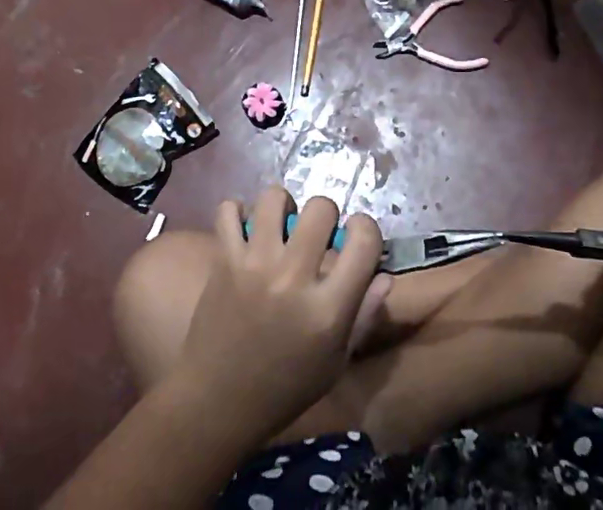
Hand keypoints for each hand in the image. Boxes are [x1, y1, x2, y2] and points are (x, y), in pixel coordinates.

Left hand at [175, 189, 390, 434]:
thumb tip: (385, 275)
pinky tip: (246, 230)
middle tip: (316, 236)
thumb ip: (364, 315)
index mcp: (328, 308)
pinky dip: (237, 212)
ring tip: (280, 227)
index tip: (354, 236)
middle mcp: (293, 278)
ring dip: (282, 207)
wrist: (218, 402)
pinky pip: (228, 210)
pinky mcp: (223, 262)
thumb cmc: (286, 386)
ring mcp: (254, 265)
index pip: (364, 240)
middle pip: (320, 208)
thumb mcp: (336, 361)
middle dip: (325, 215)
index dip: (366, 228)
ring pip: (274, 199)